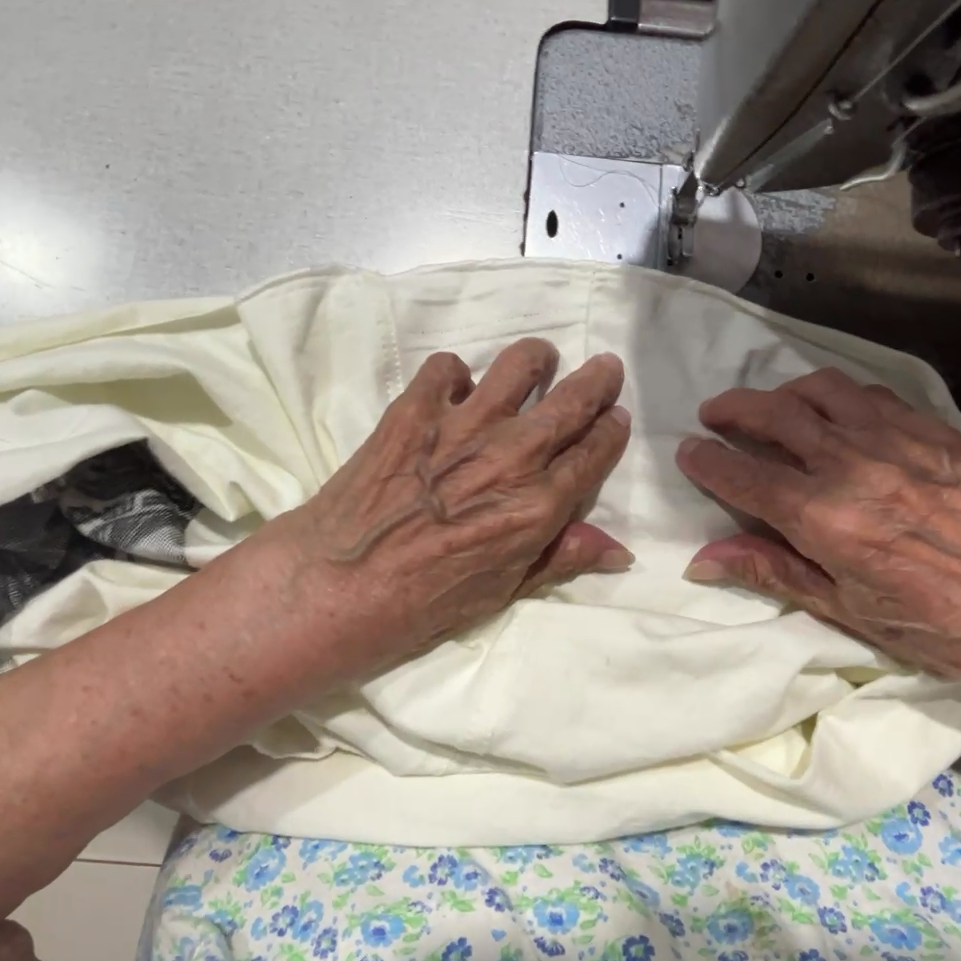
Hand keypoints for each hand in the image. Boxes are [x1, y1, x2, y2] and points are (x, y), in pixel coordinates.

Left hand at [269, 338, 632, 674]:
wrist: (340, 582)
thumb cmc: (424, 602)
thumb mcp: (502, 592)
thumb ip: (562, 560)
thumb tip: (619, 550)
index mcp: (537, 505)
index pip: (593, 454)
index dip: (611, 432)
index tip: (616, 418)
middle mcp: (510, 456)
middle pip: (570, 403)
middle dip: (597, 380)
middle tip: (605, 366)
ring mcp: (462, 426)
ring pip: (517, 367)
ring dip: (536, 359)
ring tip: (539, 360)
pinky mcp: (414, 409)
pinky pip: (446, 368)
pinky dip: (455, 373)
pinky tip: (454, 390)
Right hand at [675, 368, 960, 683]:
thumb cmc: (928, 624)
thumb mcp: (840, 608)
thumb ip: (770, 570)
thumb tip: (702, 558)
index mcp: (827, 520)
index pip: (746, 476)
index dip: (707, 461)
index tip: (687, 451)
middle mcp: (856, 468)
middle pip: (776, 416)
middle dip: (733, 410)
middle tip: (714, 415)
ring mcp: (899, 443)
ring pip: (822, 391)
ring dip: (783, 392)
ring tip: (770, 406)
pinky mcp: (934, 434)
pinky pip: (872, 396)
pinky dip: (839, 397)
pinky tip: (834, 413)